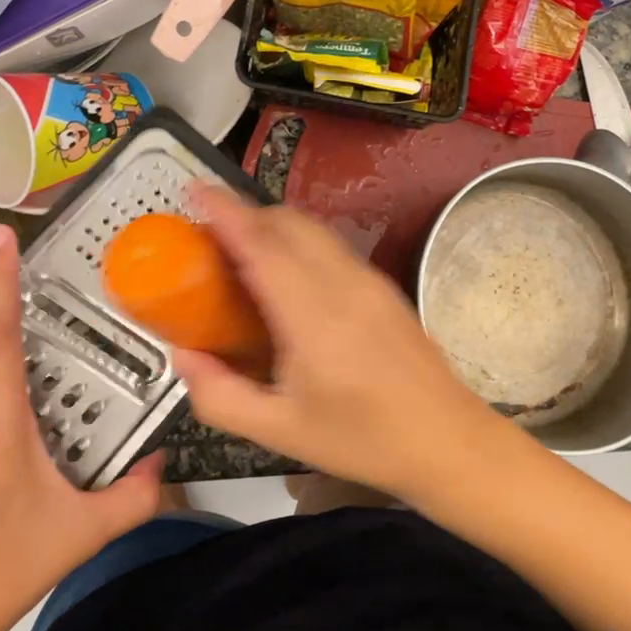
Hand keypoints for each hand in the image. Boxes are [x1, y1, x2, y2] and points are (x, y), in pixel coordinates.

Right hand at [171, 186, 504, 500]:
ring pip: (313, 229)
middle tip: (210, 237)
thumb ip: (221, 397)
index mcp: (314, 318)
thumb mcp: (280, 432)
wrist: (447, 439)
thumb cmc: (363, 440)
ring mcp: (369, 279)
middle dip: (246, 215)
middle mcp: (343, 284)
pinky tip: (286, 277)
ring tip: (241, 253)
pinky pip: (331, 246)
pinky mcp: (383, 284)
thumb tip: (183, 356)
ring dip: (274, 227)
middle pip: (288, 222)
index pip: (263, 247)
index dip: (227, 213)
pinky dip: (299, 242)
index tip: (197, 190)